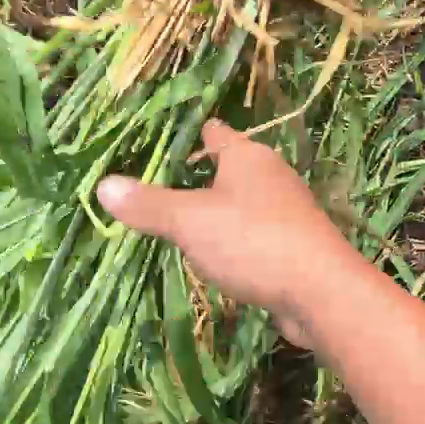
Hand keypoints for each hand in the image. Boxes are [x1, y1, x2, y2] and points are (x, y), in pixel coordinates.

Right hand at [95, 119, 375, 346]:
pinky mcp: (295, 243)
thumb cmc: (253, 240)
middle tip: (160, 183)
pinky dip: (235, 239)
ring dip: (219, 210)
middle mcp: (271, 175)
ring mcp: (287, 210)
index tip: (162, 137)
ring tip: (183, 220)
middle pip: (231, 167)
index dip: (191, 134)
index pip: (216, 133)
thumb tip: (103, 184)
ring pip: (244, 202)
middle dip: (201, 175)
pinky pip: (255, 233)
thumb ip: (149, 204)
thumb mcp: (190, 222)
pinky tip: (219, 255)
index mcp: (247, 156)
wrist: (320, 289)